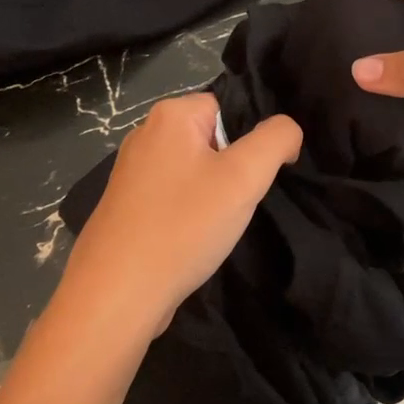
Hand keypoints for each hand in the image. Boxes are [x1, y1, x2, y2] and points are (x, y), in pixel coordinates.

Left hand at [63, 94, 301, 321]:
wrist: (117, 296)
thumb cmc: (183, 226)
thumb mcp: (245, 176)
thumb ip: (277, 139)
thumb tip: (287, 132)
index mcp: (170, 115)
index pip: (230, 106)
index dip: (253, 138)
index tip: (256, 176)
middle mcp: (145, 135)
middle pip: (214, 138)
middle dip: (234, 169)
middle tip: (239, 202)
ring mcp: (132, 173)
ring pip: (196, 171)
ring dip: (214, 195)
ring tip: (218, 224)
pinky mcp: (127, 207)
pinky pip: (175, 196)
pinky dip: (191, 214)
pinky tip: (195, 240)